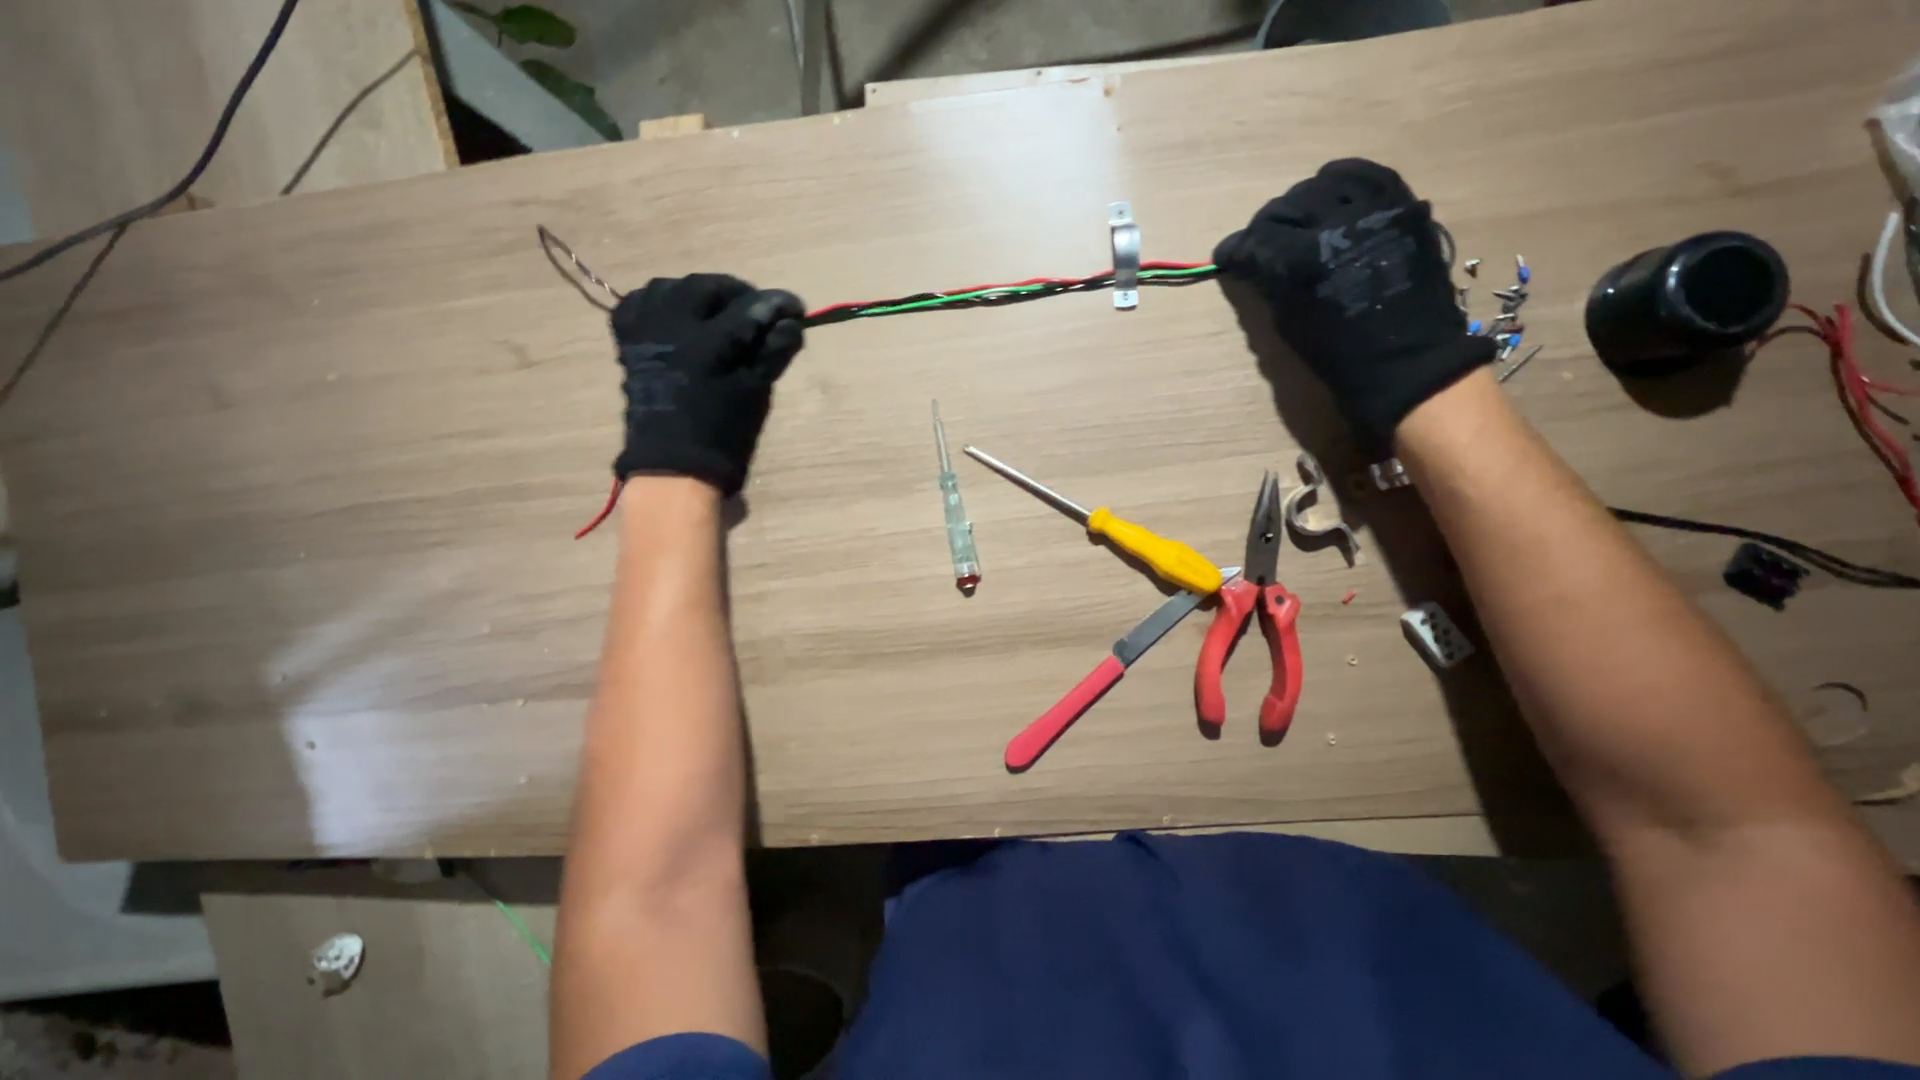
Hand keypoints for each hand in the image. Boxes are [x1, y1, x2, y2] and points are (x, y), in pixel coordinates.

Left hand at [610, 274, 804, 496]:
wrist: (673, 467)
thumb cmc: (722, 434)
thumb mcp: (755, 392)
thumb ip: (773, 351)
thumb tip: (791, 322)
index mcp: (708, 343)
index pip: (749, 307)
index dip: (777, 303)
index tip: (796, 307)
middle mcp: (672, 328)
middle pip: (705, 286)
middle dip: (736, 291)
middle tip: (755, 307)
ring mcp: (645, 333)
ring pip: (668, 287)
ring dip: (697, 291)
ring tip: (717, 307)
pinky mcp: (628, 344)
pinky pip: (636, 304)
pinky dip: (658, 301)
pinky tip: (675, 312)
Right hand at [1214, 159, 1492, 448]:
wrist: (1408, 361)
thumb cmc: (1341, 353)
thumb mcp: (1290, 321)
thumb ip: (1270, 282)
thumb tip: (1250, 262)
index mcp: (1306, 259)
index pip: (1258, 238)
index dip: (1237, 248)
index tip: (1228, 255)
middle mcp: (1339, 224)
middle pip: (1289, 204)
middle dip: (1269, 223)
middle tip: (1263, 240)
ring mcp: (1377, 211)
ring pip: (1329, 181)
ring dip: (1306, 198)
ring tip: (1301, 216)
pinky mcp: (1404, 208)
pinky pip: (1372, 176)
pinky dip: (1347, 181)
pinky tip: (1335, 195)